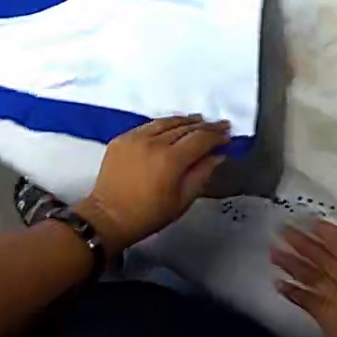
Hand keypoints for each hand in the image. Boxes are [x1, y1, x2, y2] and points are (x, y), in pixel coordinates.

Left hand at [74, 115, 228, 248]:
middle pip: (184, 127)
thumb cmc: (149, 214)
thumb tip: (218, 155)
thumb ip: (202, 174)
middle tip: (220, 125)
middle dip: (204, 126)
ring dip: (184, 121)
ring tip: (199, 120)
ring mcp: (134, 137)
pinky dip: (163, 125)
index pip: (199, 139)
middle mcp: (152, 142)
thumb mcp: (182, 200)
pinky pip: (147, 126)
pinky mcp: (121, 138)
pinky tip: (171, 126)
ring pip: (165, 122)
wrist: (109, 216)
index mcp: (170, 159)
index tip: (228, 135)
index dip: (216, 136)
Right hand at [272, 220, 336, 336]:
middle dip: (307, 245)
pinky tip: (279, 284)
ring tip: (272, 252)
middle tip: (281, 230)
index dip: (330, 233)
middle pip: (331, 260)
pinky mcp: (333, 325)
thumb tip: (333, 234)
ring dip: (296, 265)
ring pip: (318, 279)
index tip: (307, 219)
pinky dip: (296, 292)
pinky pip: (311, 302)